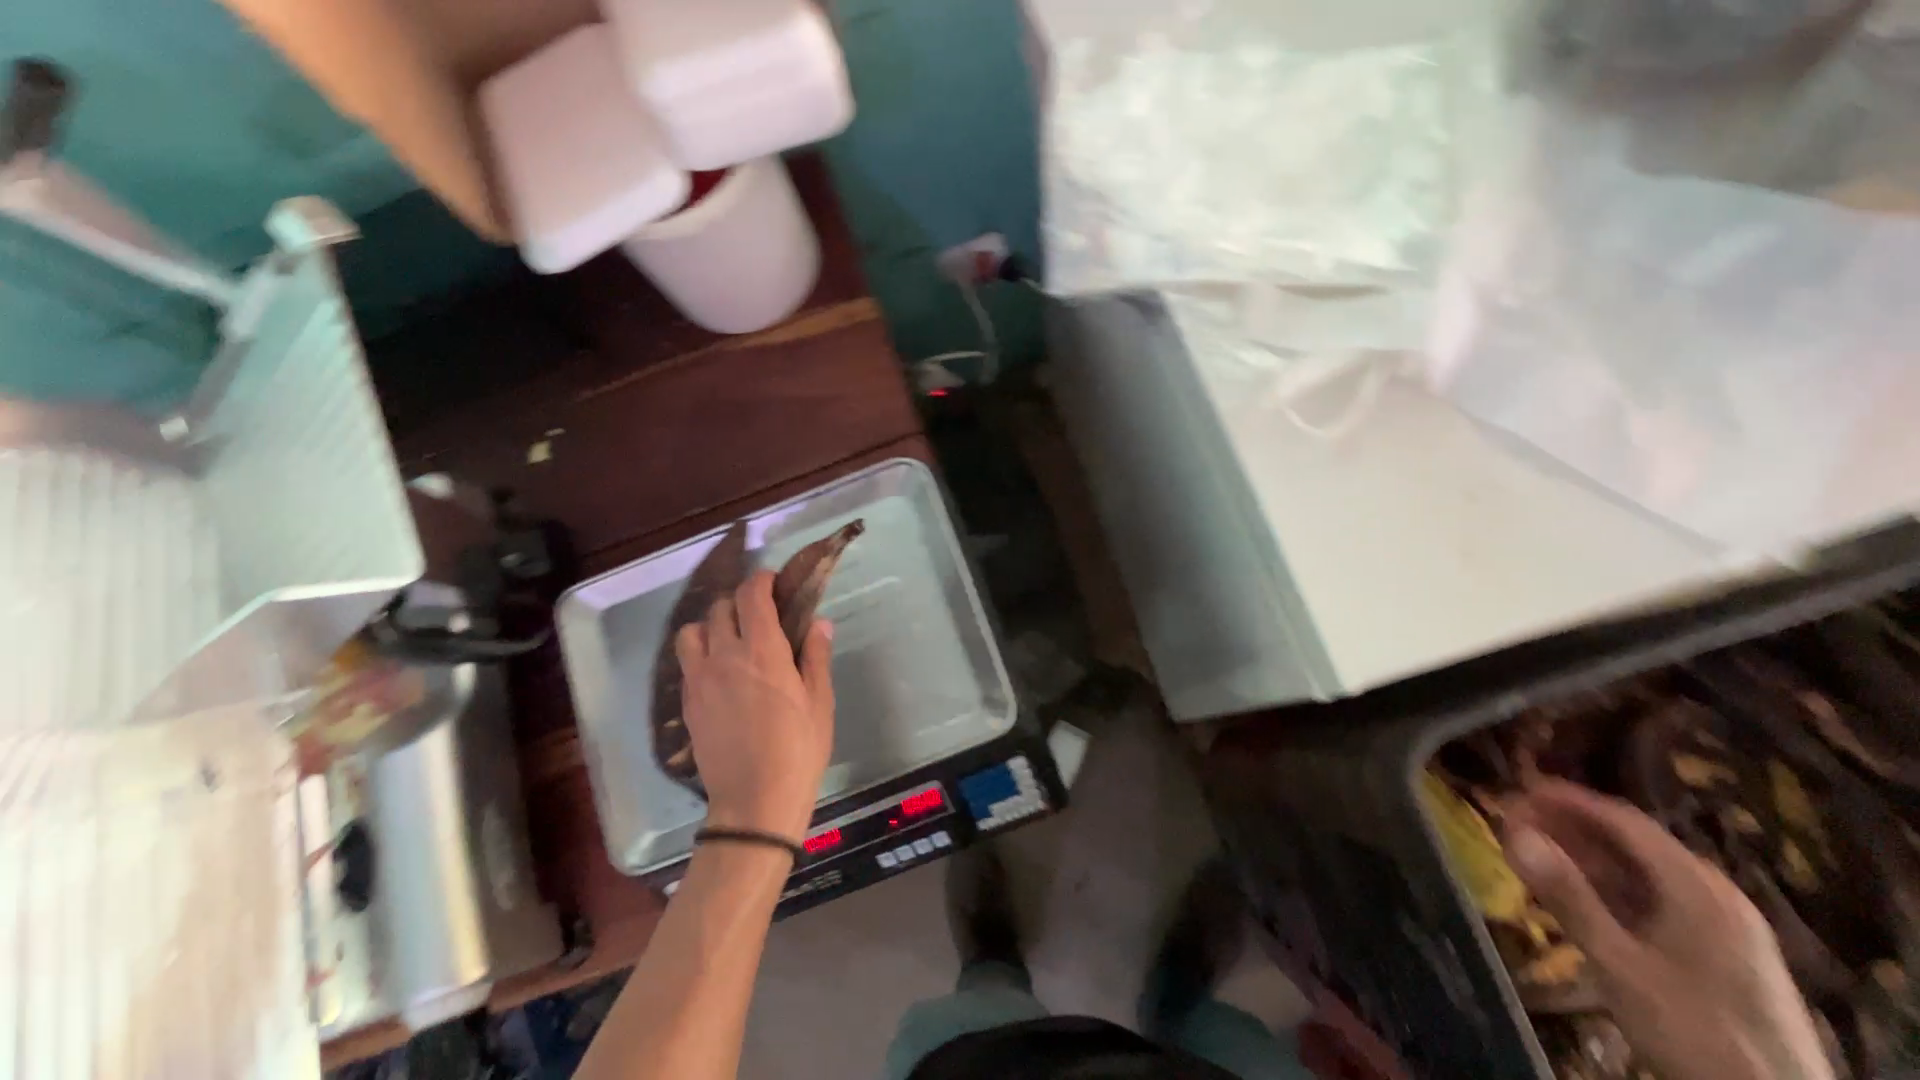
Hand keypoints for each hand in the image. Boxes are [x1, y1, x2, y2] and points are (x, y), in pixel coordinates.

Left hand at [674, 570, 834, 843]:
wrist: (754, 800)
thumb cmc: (798, 750)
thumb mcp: (819, 702)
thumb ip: (815, 657)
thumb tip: (819, 623)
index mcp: (763, 652)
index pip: (751, 596)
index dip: (761, 581)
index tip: (773, 582)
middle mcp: (725, 656)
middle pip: (720, 608)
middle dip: (739, 602)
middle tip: (759, 614)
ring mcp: (700, 680)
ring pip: (692, 632)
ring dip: (711, 626)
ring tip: (730, 640)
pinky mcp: (688, 703)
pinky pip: (687, 663)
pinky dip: (701, 654)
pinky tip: (720, 672)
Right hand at [1501, 780, 1832, 1079]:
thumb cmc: (1693, 1027)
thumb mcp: (1619, 963)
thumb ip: (1567, 896)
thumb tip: (1514, 833)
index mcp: (1696, 886)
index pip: (1623, 822)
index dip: (1568, 801)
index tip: (1517, 789)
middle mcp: (1714, 893)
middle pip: (1634, 845)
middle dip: (1572, 830)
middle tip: (1515, 823)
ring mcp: (1723, 925)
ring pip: (1645, 875)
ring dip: (1589, 861)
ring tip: (1536, 857)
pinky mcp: (1721, 953)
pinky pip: (1658, 902)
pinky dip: (1613, 891)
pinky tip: (1582, 901)